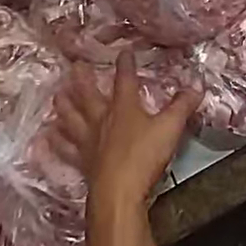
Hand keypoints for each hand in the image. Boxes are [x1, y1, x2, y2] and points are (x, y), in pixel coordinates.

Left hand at [53, 51, 200, 219]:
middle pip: (89, 95)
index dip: (125, 65)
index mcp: (124, 108)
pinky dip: (56, 143)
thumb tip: (197, 84)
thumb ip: (182, 106)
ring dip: (64, 106)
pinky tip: (48, 138)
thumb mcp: (170, 128)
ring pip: (72, 118)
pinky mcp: (82, 162)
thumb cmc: (144, 157)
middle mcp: (102, 119)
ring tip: (57, 95)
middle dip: (83, 80)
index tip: (124, 52)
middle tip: (74, 66)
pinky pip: (66, 149)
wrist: (118, 193)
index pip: (125, 80)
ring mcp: (88, 141)